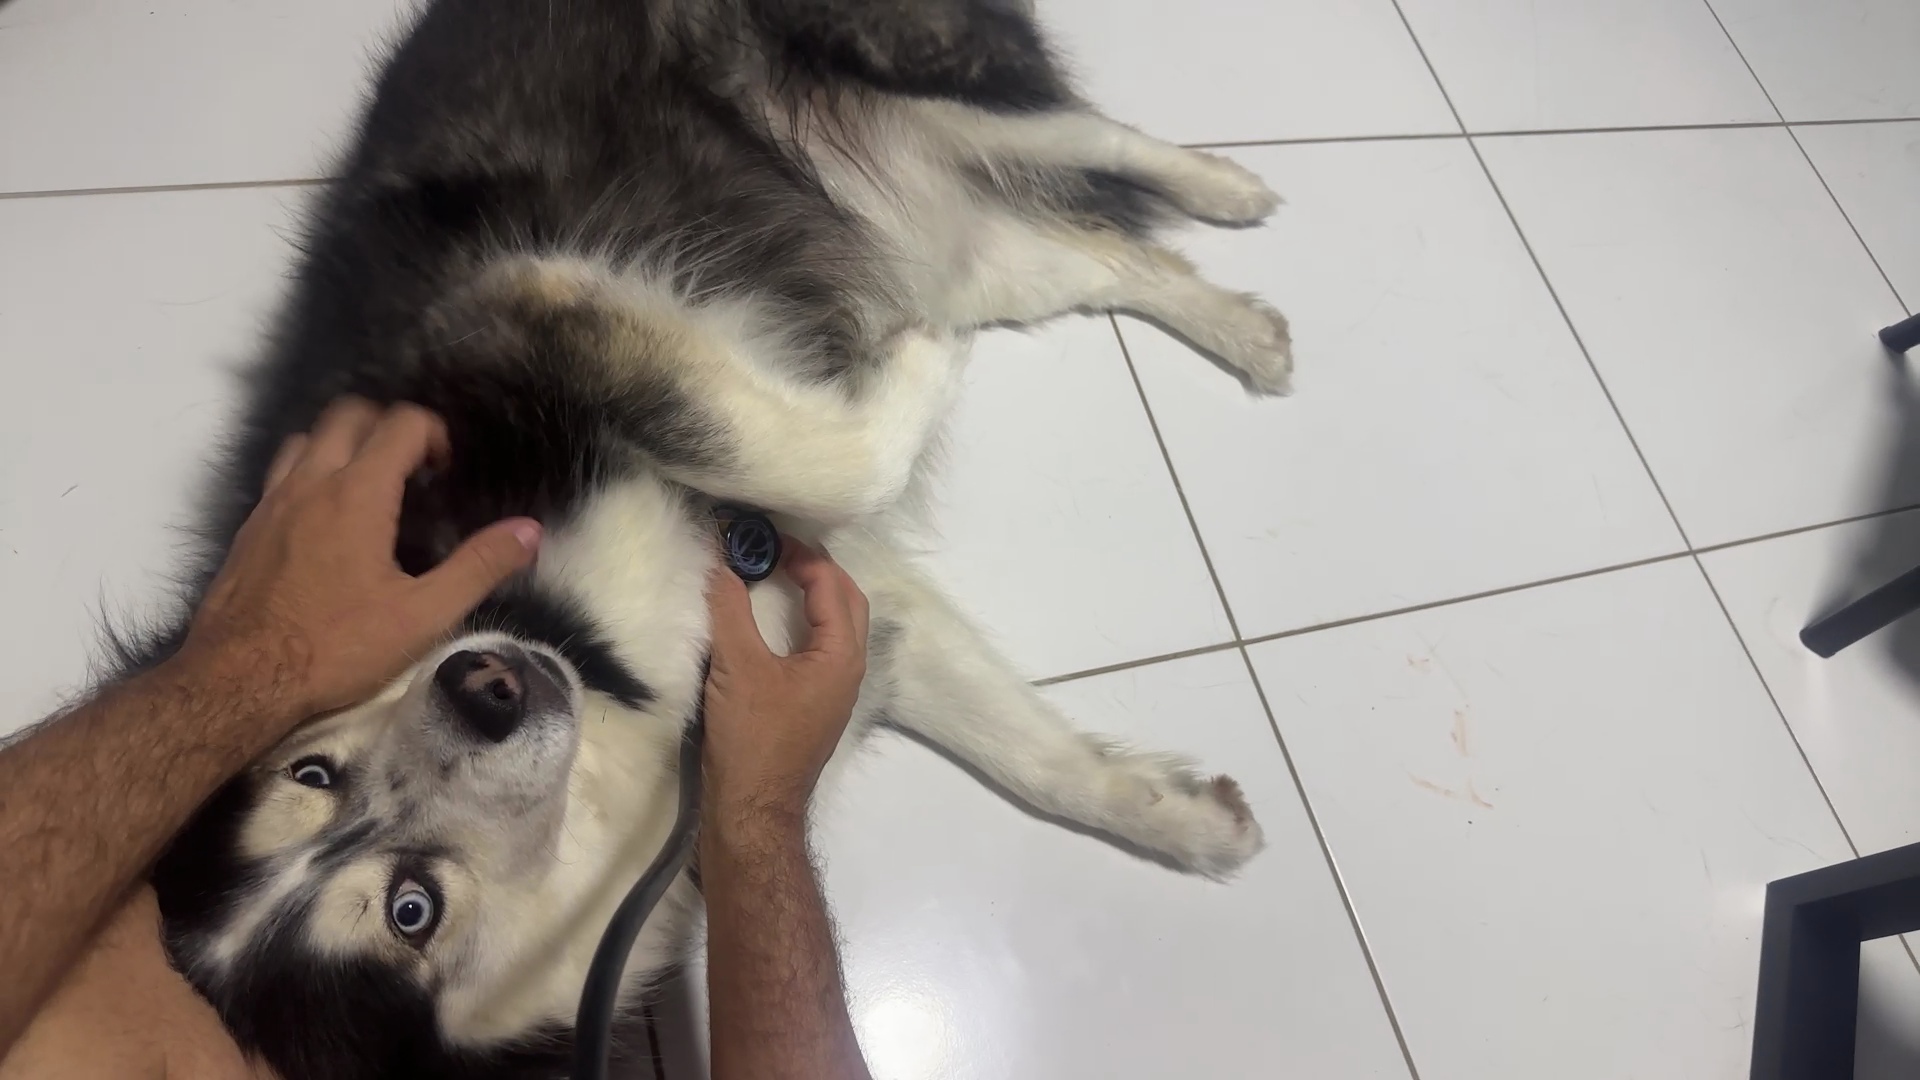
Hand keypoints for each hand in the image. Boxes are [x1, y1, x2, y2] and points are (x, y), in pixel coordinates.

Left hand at [176, 397, 541, 719]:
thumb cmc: (338, 646)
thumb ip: (482, 565)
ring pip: (307, 441)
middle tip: (423, 468)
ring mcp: (271, 506)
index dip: (437, 434)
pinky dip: (317, 474)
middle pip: (347, 417)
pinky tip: (338, 521)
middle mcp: (309, 486)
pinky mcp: (249, 531)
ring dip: (348, 445)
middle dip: (391, 427)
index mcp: (357, 496)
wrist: (235, 686)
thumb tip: (530, 531)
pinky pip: (284, 475)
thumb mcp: (427, 613)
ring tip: (381, 486)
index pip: (399, 426)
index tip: (453, 470)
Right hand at [701, 540, 869, 819]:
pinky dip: (805, 622)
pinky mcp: (817, 704)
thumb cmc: (752, 739)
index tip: (765, 538)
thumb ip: (729, 609)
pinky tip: (775, 622)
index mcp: (841, 654)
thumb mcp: (737, 668)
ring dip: (815, 595)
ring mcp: (836, 688)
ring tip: (778, 576)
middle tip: (779, 550)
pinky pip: (821, 647)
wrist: (753, 813)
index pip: (832, 585)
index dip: (802, 554)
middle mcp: (849, 668)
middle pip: (847, 601)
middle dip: (819, 569)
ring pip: (838, 625)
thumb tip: (719, 559)